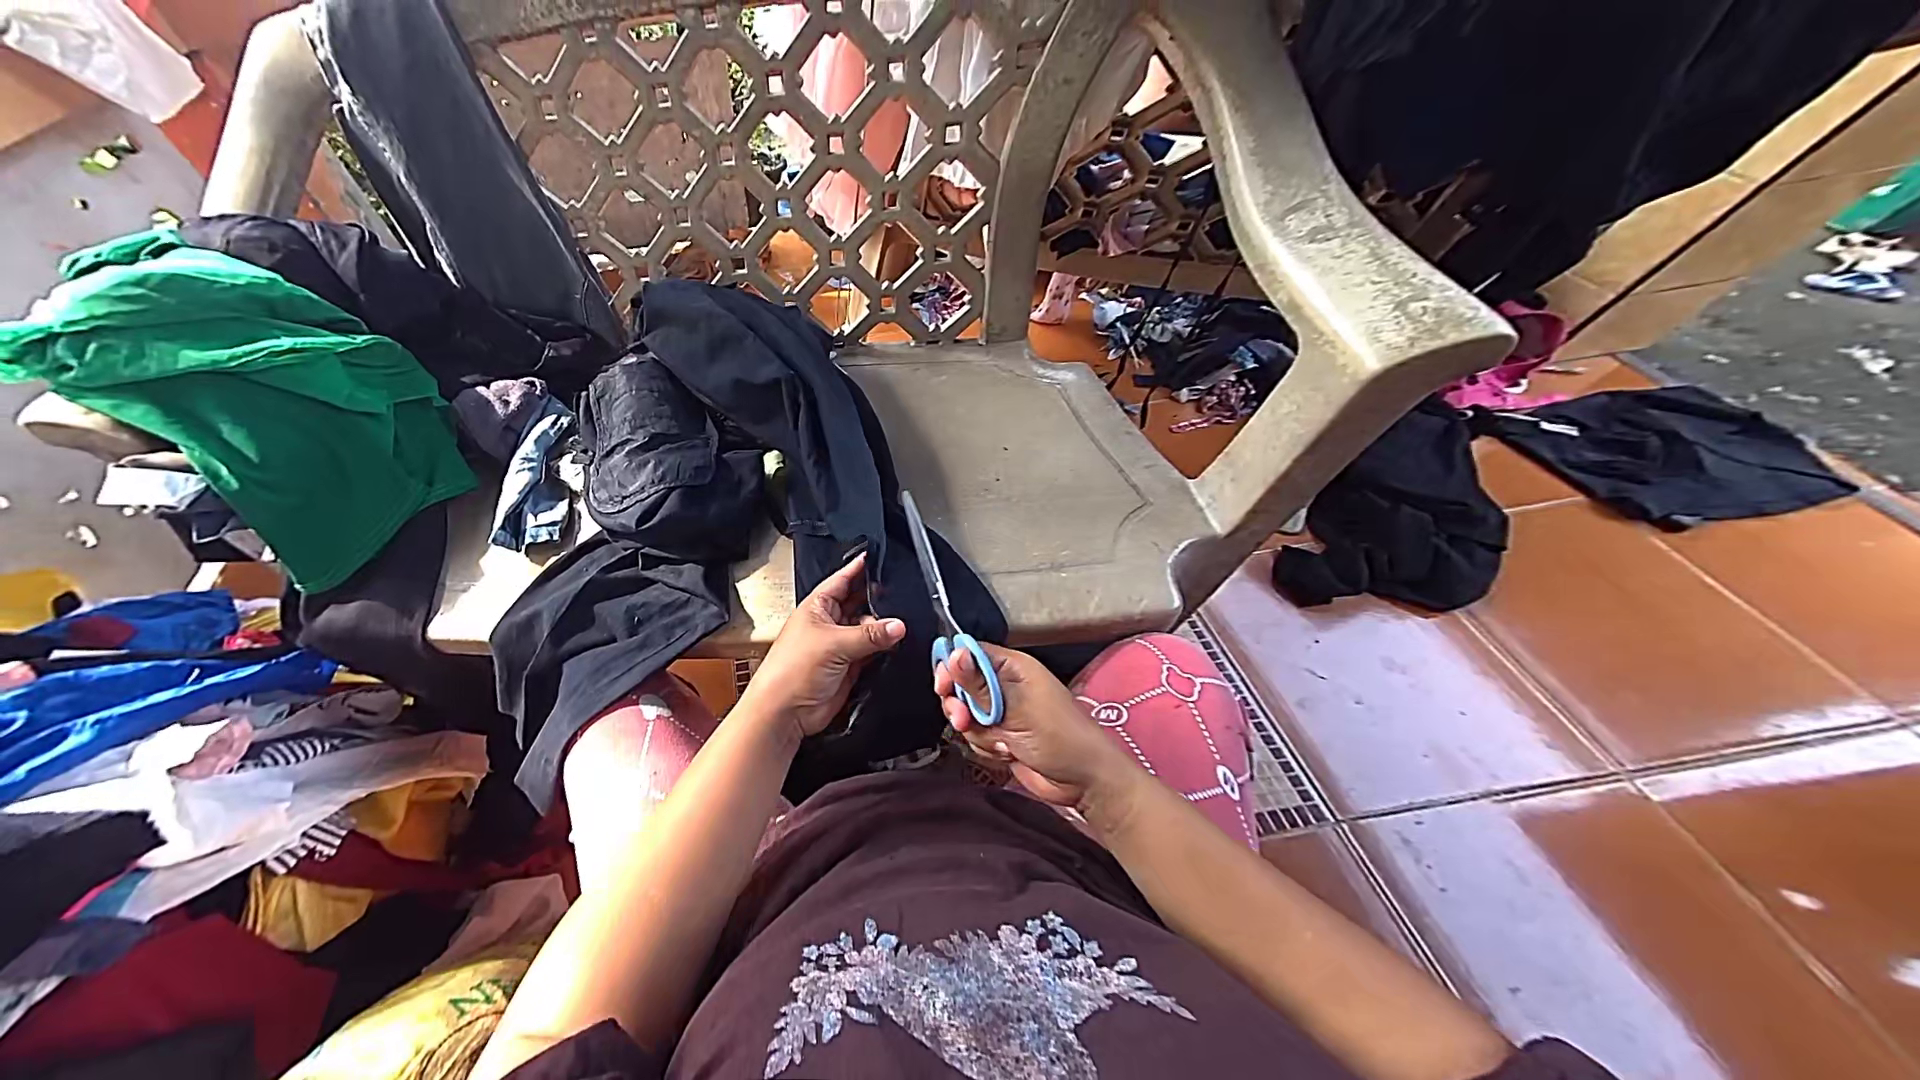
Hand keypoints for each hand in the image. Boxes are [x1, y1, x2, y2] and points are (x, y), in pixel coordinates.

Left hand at [737, 552, 904, 742]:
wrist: (785, 712)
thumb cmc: (790, 671)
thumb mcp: (834, 643)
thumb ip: (870, 633)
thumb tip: (897, 625)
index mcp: (817, 607)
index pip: (843, 579)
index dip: (860, 568)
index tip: (880, 558)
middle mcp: (829, 623)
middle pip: (860, 603)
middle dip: (879, 600)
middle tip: (901, 596)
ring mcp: (840, 645)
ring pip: (869, 628)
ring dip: (883, 628)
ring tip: (901, 624)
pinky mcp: (850, 666)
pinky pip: (873, 652)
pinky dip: (885, 649)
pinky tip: (897, 645)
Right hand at [936, 642, 1140, 812]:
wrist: (1081, 780)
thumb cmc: (1058, 736)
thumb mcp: (1016, 708)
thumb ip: (980, 684)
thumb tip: (955, 654)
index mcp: (1013, 667)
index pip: (970, 655)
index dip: (952, 668)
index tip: (943, 686)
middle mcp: (1005, 685)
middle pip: (962, 686)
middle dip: (960, 706)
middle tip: (964, 719)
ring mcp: (1003, 712)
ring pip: (966, 715)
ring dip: (977, 731)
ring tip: (1000, 741)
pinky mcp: (1001, 736)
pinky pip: (975, 736)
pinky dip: (985, 747)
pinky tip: (1006, 752)